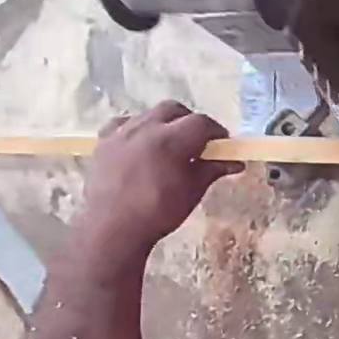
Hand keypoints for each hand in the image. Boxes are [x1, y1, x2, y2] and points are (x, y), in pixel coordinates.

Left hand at [74, 102, 240, 268]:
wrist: (114, 228)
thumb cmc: (161, 210)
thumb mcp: (194, 189)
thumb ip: (214, 169)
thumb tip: (236, 163)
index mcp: (171, 140)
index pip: (202, 122)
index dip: (217, 131)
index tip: (223, 145)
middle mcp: (145, 129)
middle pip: (174, 110)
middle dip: (190, 121)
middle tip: (198, 141)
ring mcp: (120, 134)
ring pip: (149, 114)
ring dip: (165, 124)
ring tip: (171, 145)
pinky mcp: (103, 143)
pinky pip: (123, 124)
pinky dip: (137, 129)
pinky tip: (143, 145)